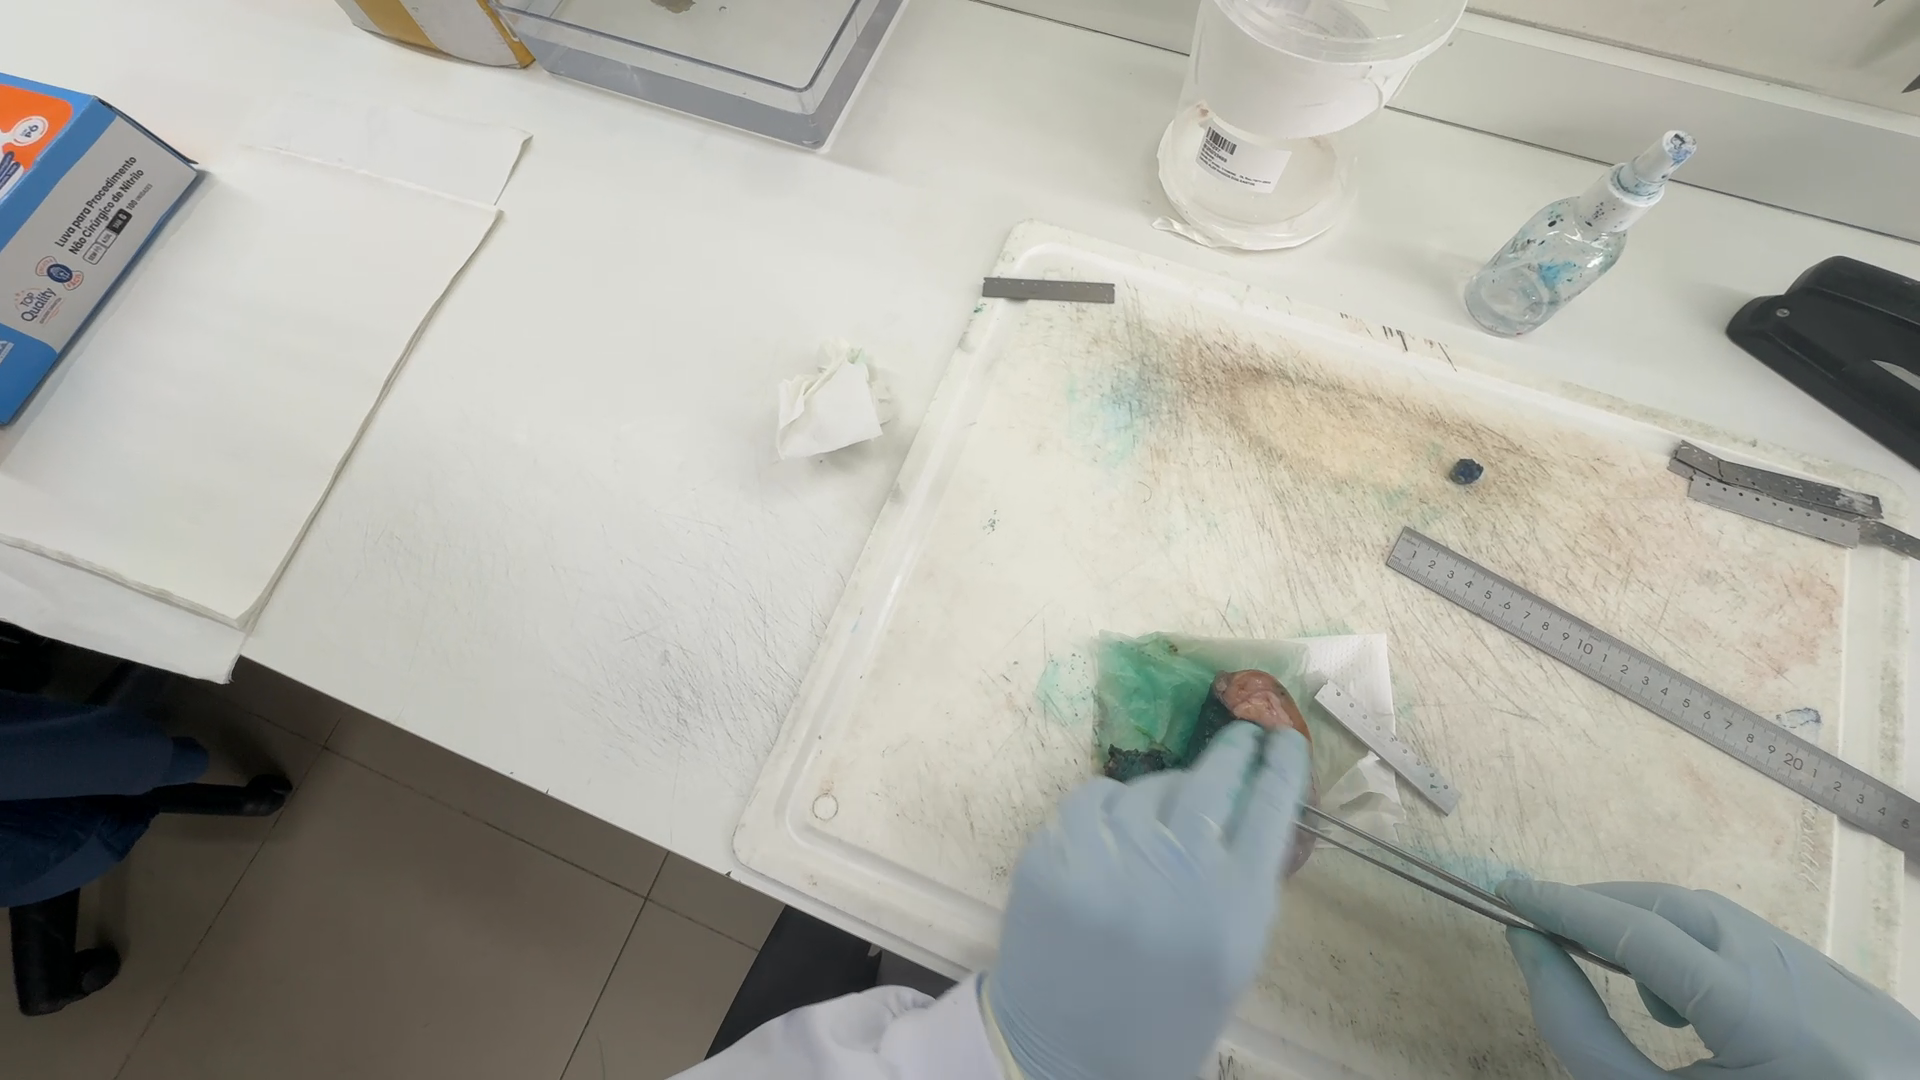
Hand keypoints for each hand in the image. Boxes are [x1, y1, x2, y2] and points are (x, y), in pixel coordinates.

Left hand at [983, 722, 1309, 1079]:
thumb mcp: (1226, 956)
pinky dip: (1101, 805)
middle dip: (1232, 751)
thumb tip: (1248, 799)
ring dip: (1156, 792)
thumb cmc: (1160, 1011)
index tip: (1283, 737)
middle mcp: (1173, 882)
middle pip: (1210, 783)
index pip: (1270, 812)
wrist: (1066, 1056)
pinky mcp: (1052, 860)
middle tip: (1240, 733)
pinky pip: (1087, 800)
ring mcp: (1105, 867)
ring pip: (1142, 788)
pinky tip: (1106, 826)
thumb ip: (1239, 881)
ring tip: (1157, 815)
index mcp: (1230, 915)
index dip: (1281, 766)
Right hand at [1500, 879, 1919, 1079]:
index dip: (1564, 906)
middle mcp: (1822, 993)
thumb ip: (1576, 1026)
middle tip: (1551, 925)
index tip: (1505, 892)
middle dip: (1604, 906)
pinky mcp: (1875, 1005)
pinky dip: (1705, 948)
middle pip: (1683, 909)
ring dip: (1652, 925)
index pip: (1642, 934)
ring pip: (1724, 919)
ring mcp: (1858, 995)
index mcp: (1773, 1028)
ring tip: (1628, 976)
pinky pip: (1766, 947)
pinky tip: (1697, 1000)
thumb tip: (1525, 941)